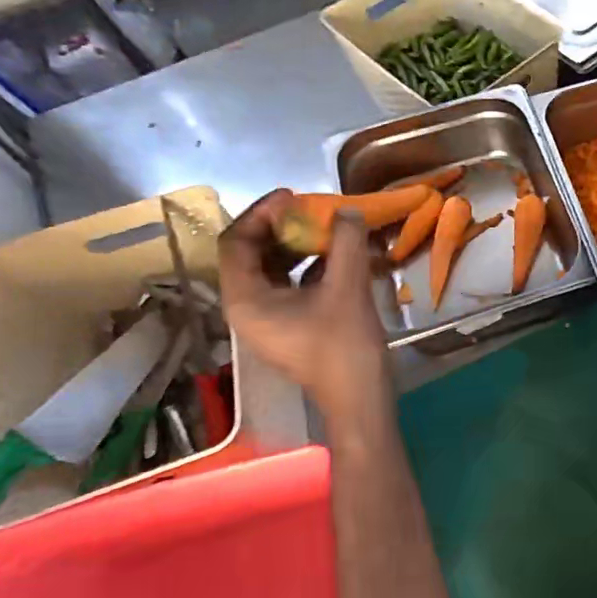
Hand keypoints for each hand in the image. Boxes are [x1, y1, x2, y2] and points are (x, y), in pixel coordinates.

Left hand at [219, 188, 390, 412]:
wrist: (360, 400)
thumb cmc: (345, 346)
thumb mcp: (347, 288)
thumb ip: (345, 243)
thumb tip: (348, 211)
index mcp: (245, 299)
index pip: (236, 242)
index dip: (261, 213)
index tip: (293, 197)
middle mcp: (247, 309)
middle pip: (252, 255)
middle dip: (282, 229)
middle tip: (313, 212)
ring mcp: (268, 322)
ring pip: (273, 271)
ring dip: (298, 247)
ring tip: (329, 232)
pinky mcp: (290, 329)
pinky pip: (290, 288)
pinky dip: (309, 269)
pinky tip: (338, 260)